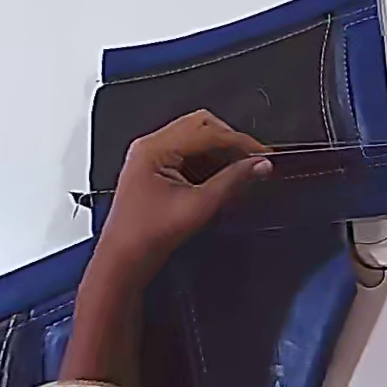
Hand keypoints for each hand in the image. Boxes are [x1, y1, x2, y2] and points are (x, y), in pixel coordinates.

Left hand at [95, 110, 271, 276]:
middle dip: (231, 141)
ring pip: (196, 138)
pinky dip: (209, 163)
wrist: (124, 261)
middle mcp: (151, 146)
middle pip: (202, 125)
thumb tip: (258, 165)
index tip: (262, 154)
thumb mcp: (199, 206)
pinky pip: (189, 153)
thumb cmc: (146, 237)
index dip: (239, 141)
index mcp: (155, 148)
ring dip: (220, 152)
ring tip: (241, 172)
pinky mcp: (156, 168)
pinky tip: (222, 180)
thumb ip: (233, 181)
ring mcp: (152, 156)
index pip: (207, 131)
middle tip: (253, 159)